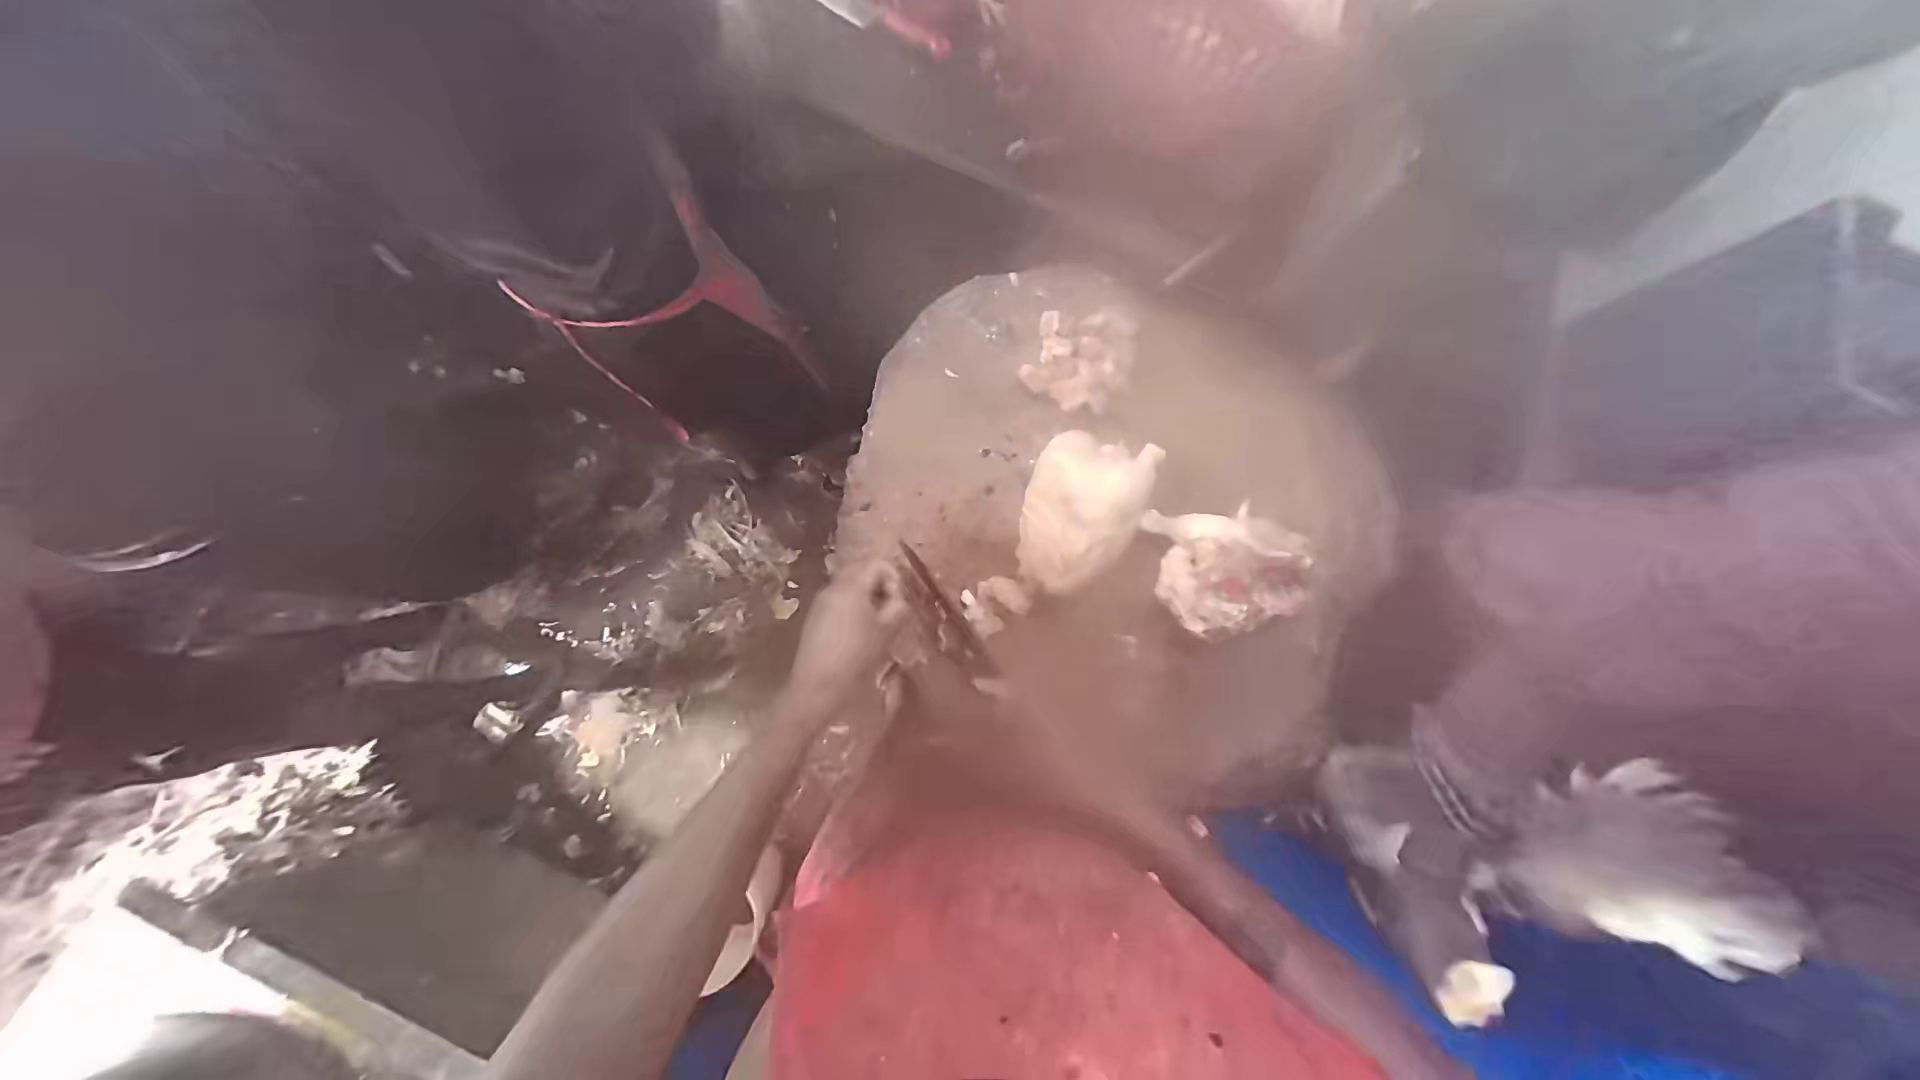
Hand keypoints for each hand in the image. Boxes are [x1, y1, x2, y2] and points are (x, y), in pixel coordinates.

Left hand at [785, 561, 909, 709]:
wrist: (818, 686)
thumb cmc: (857, 656)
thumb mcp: (887, 632)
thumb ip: (898, 608)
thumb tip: (898, 600)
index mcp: (851, 586)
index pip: (877, 564)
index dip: (893, 579)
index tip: (897, 603)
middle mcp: (833, 587)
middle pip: (861, 571)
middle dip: (879, 586)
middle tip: (889, 611)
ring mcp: (821, 602)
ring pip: (849, 586)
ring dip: (867, 597)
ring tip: (876, 624)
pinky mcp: (814, 617)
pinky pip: (838, 601)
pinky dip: (853, 607)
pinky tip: (858, 633)